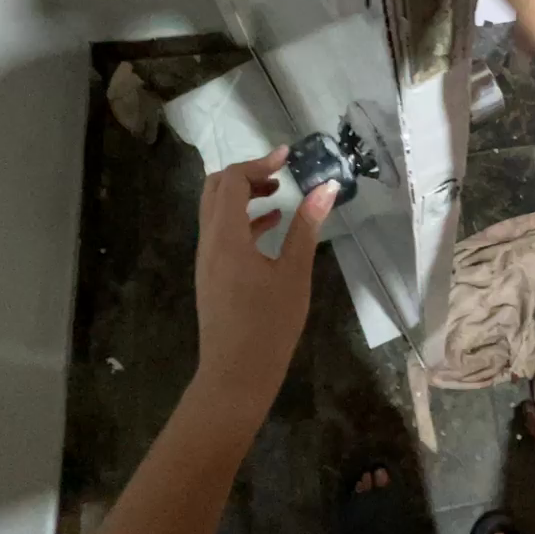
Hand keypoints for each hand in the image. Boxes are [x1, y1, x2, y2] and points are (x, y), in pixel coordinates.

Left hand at [192, 147, 339, 408]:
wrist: (236, 376)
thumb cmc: (269, 325)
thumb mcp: (295, 273)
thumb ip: (307, 226)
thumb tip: (327, 188)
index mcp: (226, 237)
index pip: (233, 182)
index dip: (259, 163)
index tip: (287, 157)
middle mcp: (209, 242)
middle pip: (216, 190)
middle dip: (247, 174)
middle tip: (280, 173)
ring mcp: (207, 260)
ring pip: (216, 211)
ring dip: (244, 196)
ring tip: (280, 195)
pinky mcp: (213, 275)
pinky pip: (222, 233)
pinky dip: (244, 220)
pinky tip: (273, 225)